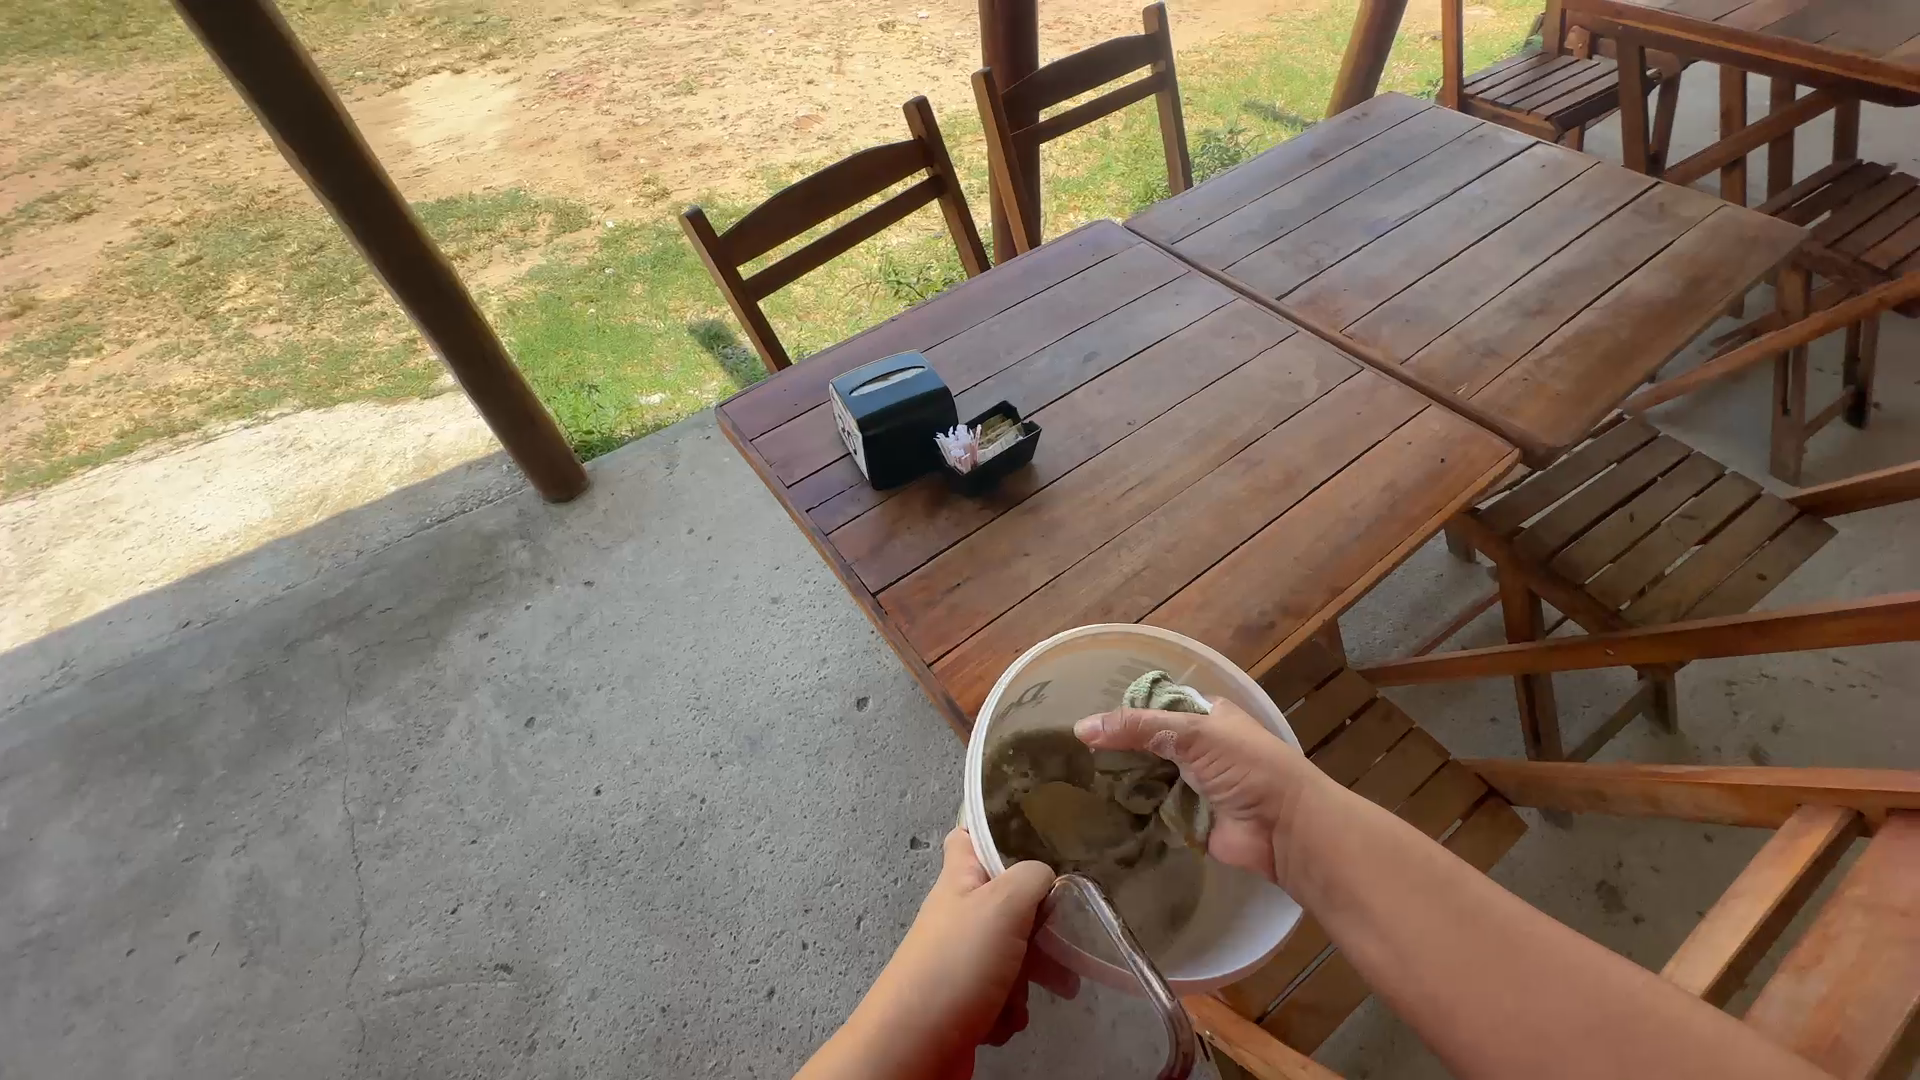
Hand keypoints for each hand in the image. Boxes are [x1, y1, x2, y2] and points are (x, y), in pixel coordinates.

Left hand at [798, 828, 1074, 1079]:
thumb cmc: (958, 963)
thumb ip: (1032, 877)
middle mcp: (961, 914)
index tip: (1035, 840)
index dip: (997, 833)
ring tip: (1058, 987)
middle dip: (1041, 924)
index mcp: (960, 877)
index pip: (970, 836)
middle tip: (1068, 939)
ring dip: (1033, 973)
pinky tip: (1006, 1016)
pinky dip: (1011, 1006)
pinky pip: (1003, 993)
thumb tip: (1046, 876)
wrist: (916, 1047)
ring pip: (1013, 952)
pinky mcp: (967, 1001)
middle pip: (1009, 901)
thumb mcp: (1002, 903)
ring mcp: (962, 959)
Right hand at [1075, 699, 1325, 882]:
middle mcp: (1197, 746)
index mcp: (1204, 715)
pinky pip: (1150, 809)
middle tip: (1074, 756)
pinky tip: (1098, 807)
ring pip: (1145, 776)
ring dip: (1121, 781)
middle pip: (1145, 743)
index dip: (1124, 713)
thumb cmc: (1246, 766)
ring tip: (1078, 781)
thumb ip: (1137, 728)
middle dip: (1117, 750)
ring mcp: (1191, 784)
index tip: (1086, 724)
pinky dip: (1130, 809)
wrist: (1285, 828)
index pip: (1154, 706)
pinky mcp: (1187, 818)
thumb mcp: (1192, 732)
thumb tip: (1079, 728)